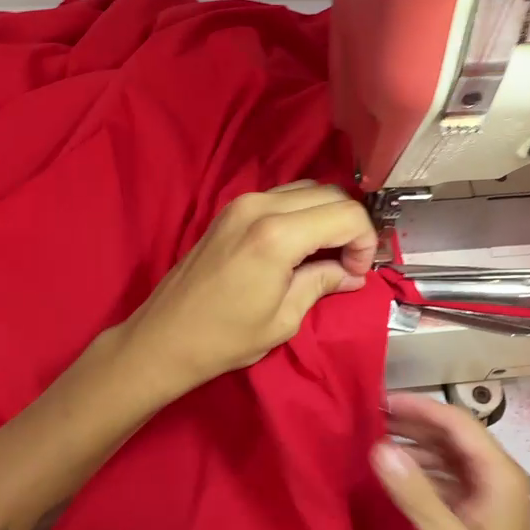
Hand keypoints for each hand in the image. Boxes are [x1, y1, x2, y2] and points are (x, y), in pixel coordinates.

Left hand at [120, 181, 377, 393]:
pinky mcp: (230, 211)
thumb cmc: (224, 338)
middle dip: (349, 227)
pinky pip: (281, 198)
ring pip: (306, 190)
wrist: (164, 338)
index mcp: (277, 235)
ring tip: (326, 258)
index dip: (364, 243)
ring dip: (326, 218)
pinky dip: (302, 215)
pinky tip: (301, 248)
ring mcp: (241, 204)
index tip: (356, 274)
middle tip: (347, 267)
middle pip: (329, 195)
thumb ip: (321, 284)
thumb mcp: (283, 320)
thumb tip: (351, 275)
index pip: (346, 215)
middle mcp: (260, 206)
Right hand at [371, 394, 529, 529]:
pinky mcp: (474, 516)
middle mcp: (497, 479)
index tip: (379, 401)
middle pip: (453, 437)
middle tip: (368, 418)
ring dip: (414, 448)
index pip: (459, 424)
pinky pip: (445, 482)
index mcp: (501, 476)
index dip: (420, 408)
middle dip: (413, 424)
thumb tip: (379, 447)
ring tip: (372, 442)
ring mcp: (487, 498)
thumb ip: (415, 494)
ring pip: (447, 459)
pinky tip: (392, 476)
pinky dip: (419, 474)